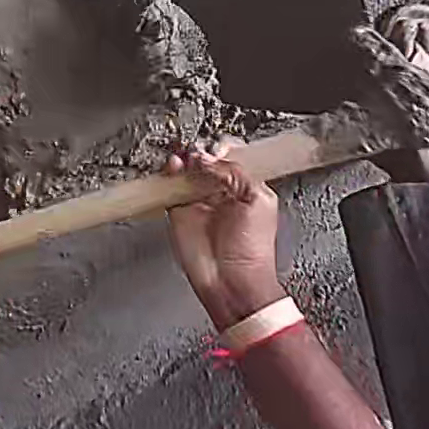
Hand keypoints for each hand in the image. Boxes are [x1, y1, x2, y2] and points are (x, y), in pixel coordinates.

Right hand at [165, 139, 285, 329]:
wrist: (232, 281)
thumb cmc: (253, 247)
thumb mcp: (258, 199)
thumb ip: (236, 172)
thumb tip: (209, 157)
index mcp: (245, 185)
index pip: (232, 155)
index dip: (224, 148)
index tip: (218, 149)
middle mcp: (221, 190)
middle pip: (207, 158)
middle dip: (202, 150)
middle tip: (201, 153)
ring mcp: (199, 199)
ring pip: (187, 168)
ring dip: (185, 158)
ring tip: (187, 159)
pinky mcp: (179, 210)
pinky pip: (171, 184)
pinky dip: (170, 172)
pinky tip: (175, 166)